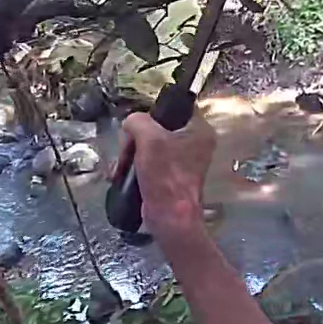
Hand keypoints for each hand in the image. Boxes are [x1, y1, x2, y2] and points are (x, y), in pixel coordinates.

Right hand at [116, 111, 216, 242]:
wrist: (170, 217)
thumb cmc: (165, 176)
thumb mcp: (149, 138)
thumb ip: (137, 120)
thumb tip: (131, 125)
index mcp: (199, 129)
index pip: (175, 106)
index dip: (154, 112)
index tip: (140, 126)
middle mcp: (195, 142)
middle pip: (157, 127)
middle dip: (136, 139)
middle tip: (128, 151)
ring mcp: (183, 160)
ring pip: (150, 144)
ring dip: (131, 154)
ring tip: (122, 167)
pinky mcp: (171, 175)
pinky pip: (149, 161)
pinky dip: (135, 166)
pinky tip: (122, 174)